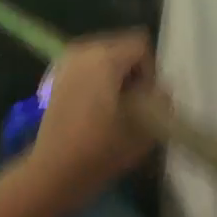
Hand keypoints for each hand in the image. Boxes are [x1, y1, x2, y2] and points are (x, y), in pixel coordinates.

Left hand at [28, 30, 158, 203]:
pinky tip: (97, 109)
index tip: (147, 100)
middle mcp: (84, 50)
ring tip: (117, 108)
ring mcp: (67, 61)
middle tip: (135, 105)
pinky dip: (97, 80)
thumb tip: (162, 90)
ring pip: (103, 57)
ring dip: (115, 76)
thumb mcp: (144, 130)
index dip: (150, 71)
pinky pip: (87, 66)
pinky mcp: (57, 75)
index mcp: (105, 57)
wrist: (54, 170)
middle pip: (121, 47)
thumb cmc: (101, 150)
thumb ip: (160, 102)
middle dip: (132, 71)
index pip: (140, 45)